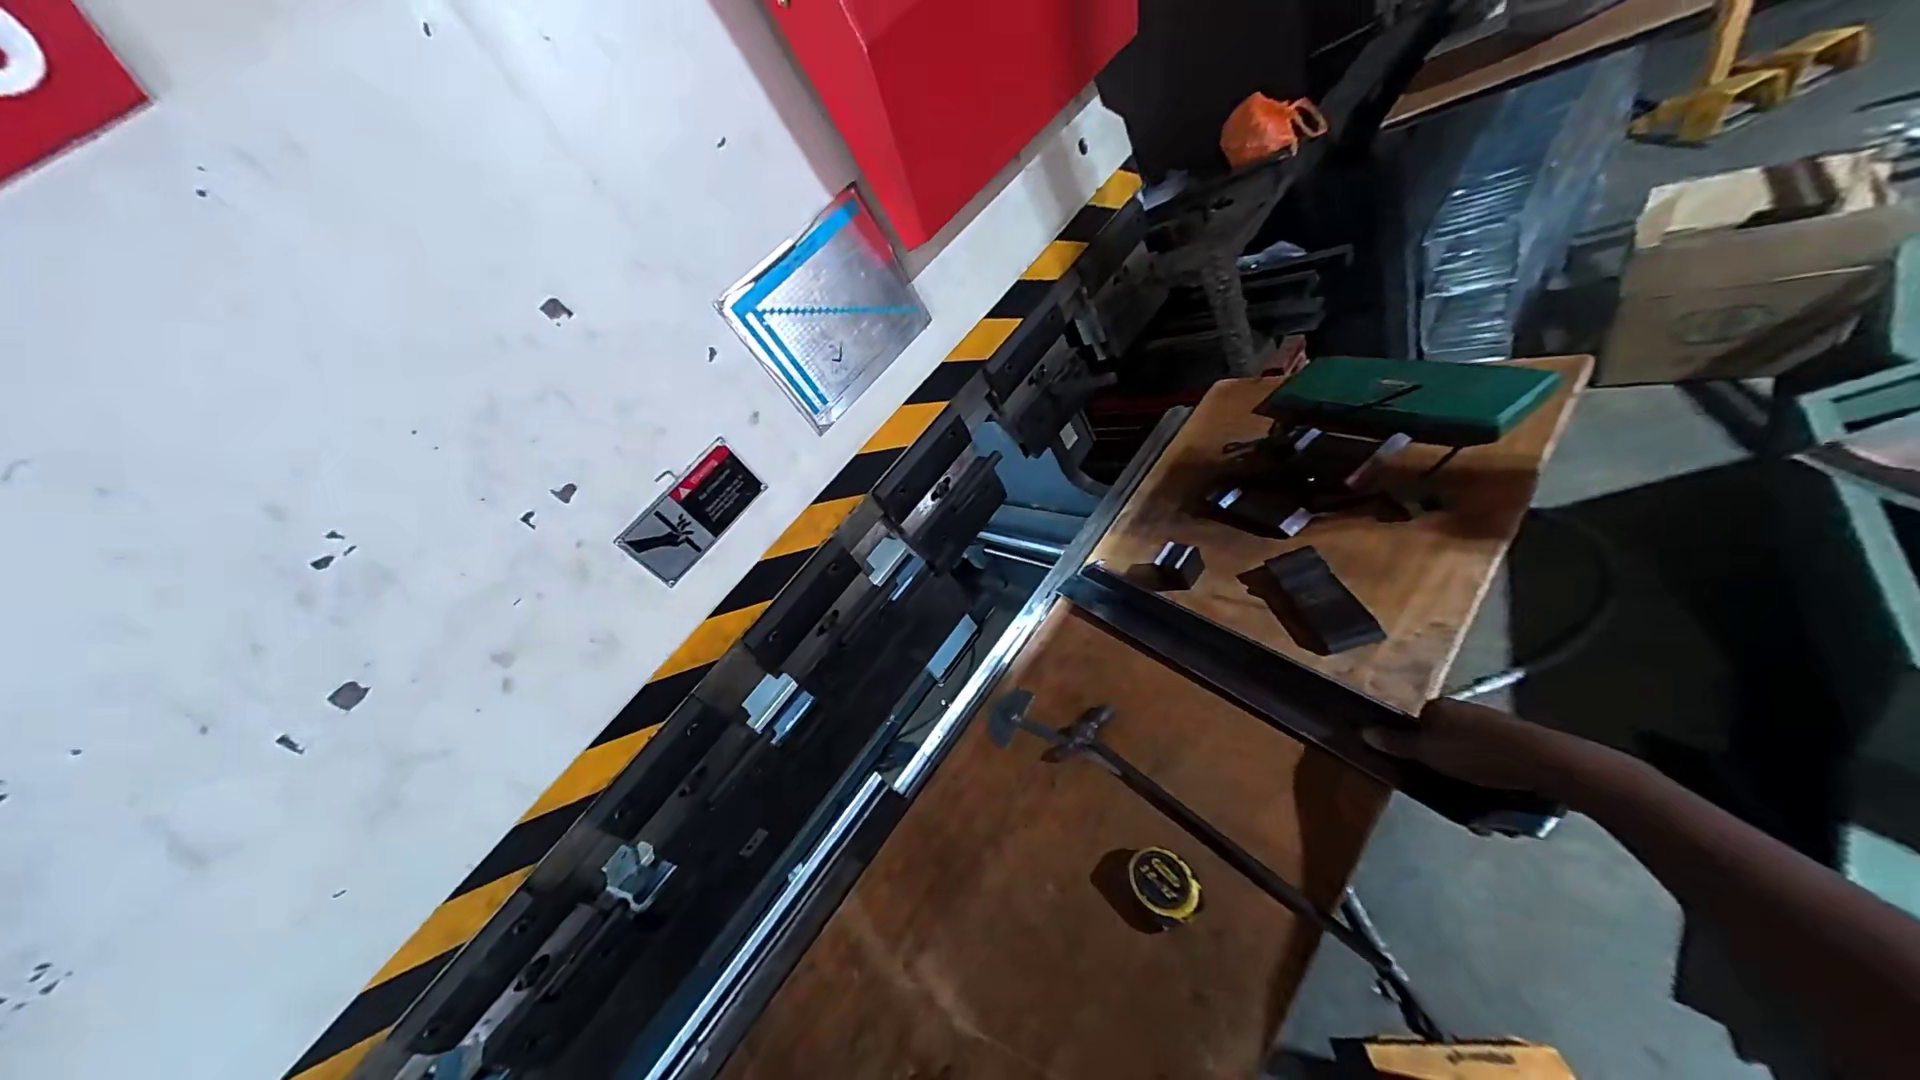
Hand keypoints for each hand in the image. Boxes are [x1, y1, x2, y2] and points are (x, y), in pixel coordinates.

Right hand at [1363, 698, 1575, 793]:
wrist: (1548, 763)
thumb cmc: (1478, 754)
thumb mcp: (1428, 753)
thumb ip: (1396, 744)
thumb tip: (1363, 730)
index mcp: (1440, 708)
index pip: (1413, 723)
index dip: (1410, 746)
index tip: (1412, 770)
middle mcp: (1464, 712)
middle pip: (1442, 741)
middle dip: (1443, 769)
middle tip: (1445, 795)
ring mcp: (1494, 727)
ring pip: (1470, 757)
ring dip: (1470, 783)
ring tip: (1478, 811)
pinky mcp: (1520, 745)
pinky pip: (1496, 766)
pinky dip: (1494, 784)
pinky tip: (1499, 806)